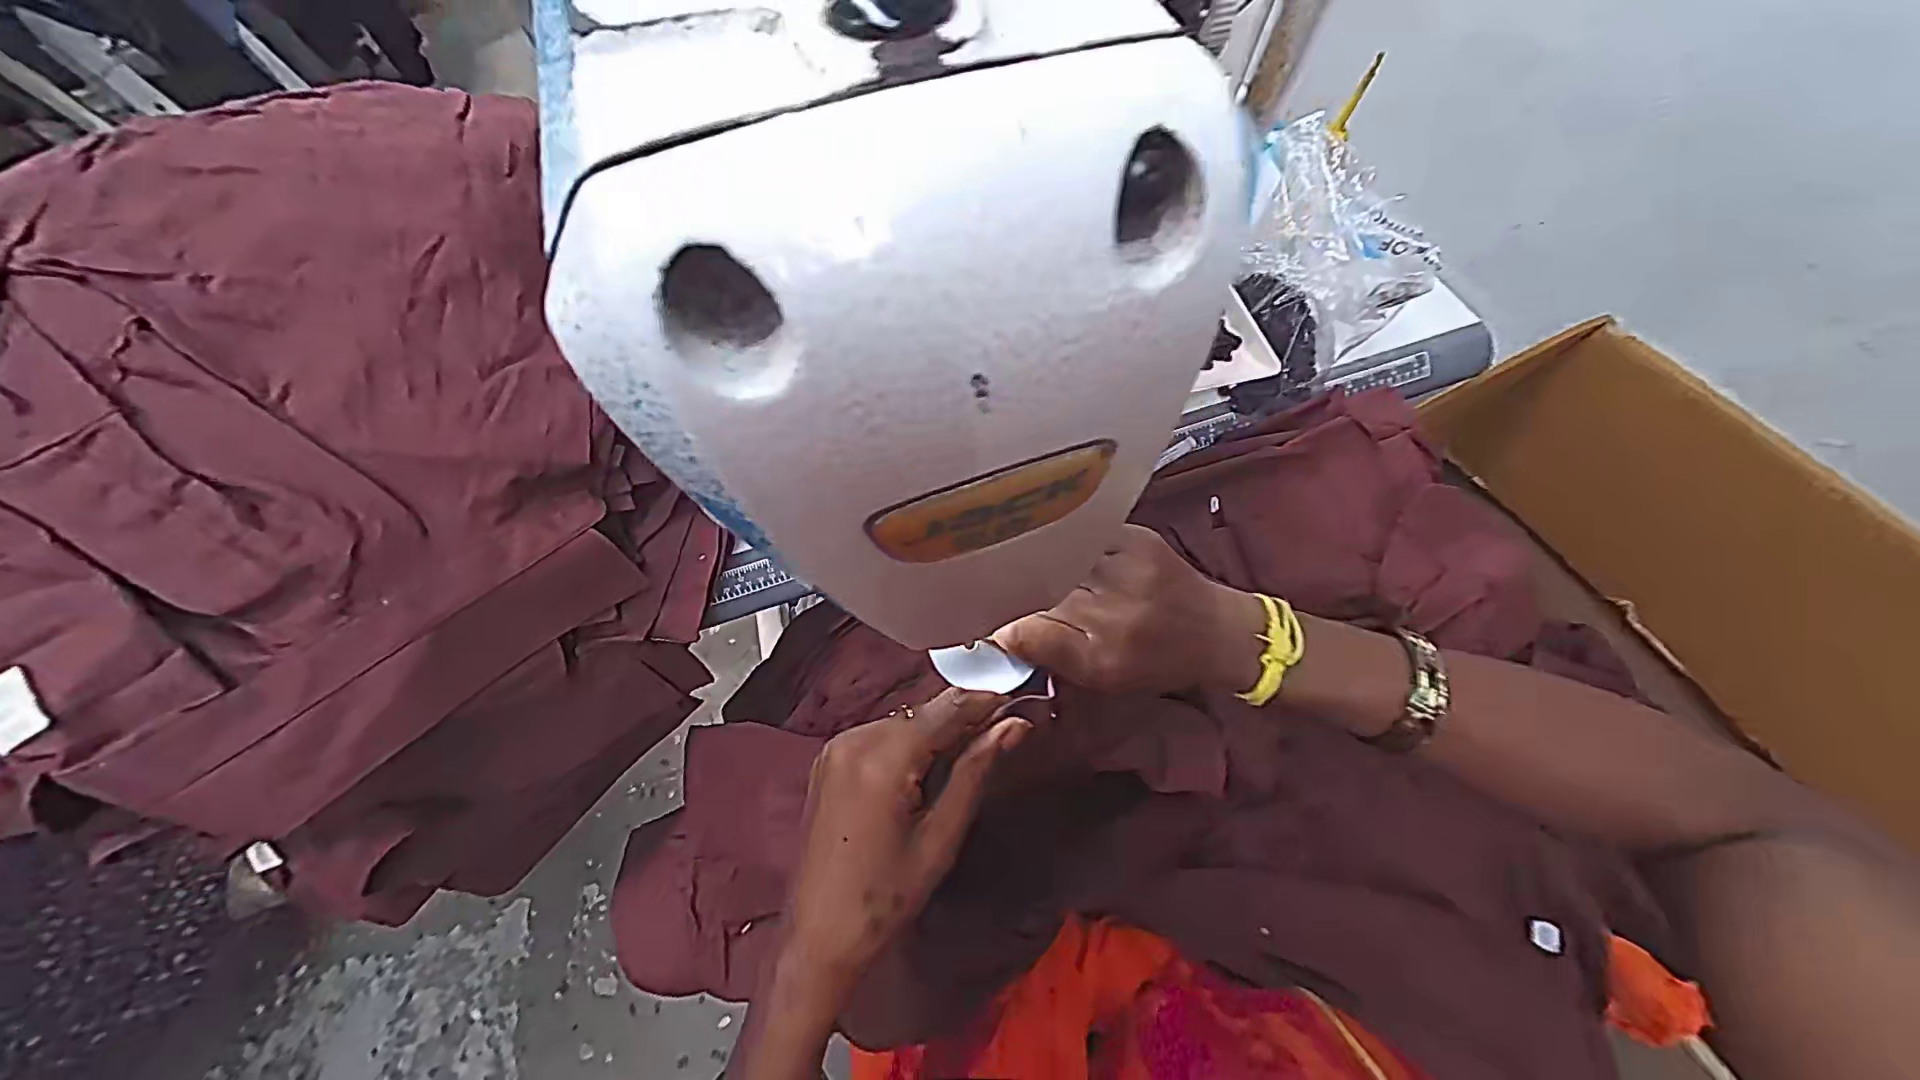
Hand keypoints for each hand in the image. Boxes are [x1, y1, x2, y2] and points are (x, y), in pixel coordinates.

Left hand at [782, 688, 1029, 990]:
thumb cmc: (885, 897)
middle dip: (963, 717)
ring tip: (967, 754)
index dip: (985, 702)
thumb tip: (1013, 726)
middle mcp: (854, 740)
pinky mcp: (829, 758)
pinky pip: (881, 733)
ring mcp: (836, 747)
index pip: (946, 708)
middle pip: (923, 711)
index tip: (1017, 704)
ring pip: (904, 720)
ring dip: (936, 730)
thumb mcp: (941, 835)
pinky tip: (926, 767)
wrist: (820, 934)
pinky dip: (909, 742)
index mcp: (882, 758)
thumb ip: (976, 769)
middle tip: (1000, 732)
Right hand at [993, 524, 1265, 694]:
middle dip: (1014, 589)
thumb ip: (1051, 654)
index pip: (1026, 628)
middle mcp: (1115, 606)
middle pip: (1037, 587)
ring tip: (1022, 566)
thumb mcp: (1104, 677)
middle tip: (995, 590)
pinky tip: (1060, 548)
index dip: (999, 621)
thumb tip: (998, 631)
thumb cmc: (1157, 661)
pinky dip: (1065, 543)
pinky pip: (1081, 535)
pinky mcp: (1137, 535)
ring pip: (1055, 556)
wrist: (1219, 630)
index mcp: (1104, 653)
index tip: (982, 620)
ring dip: (1036, 561)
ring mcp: (1127, 563)